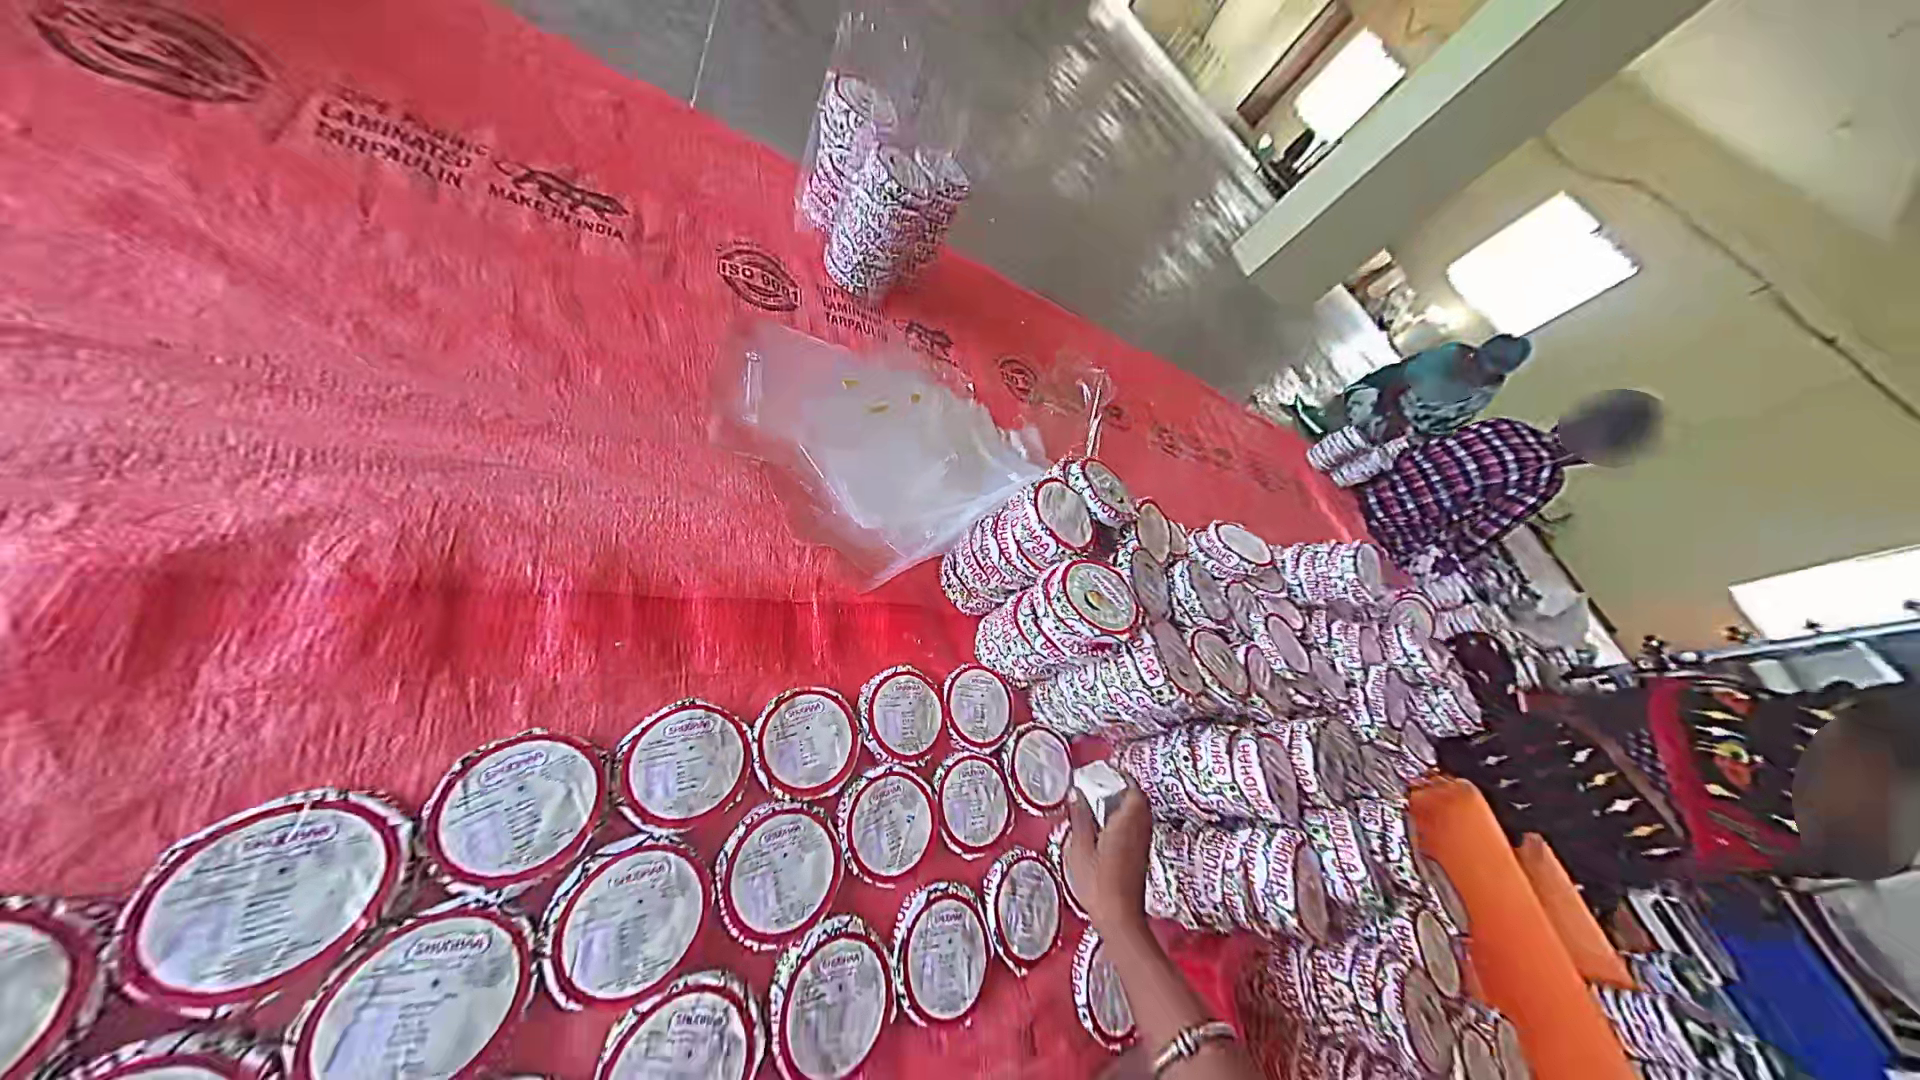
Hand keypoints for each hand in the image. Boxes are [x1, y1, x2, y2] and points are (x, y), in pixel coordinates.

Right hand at [1063, 781, 1152, 940]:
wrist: (1120, 920)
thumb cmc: (1099, 884)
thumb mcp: (1080, 848)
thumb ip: (1080, 817)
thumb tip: (1076, 793)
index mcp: (1127, 822)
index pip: (1132, 789)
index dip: (1121, 776)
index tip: (1104, 770)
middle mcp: (1140, 831)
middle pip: (1138, 800)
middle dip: (1122, 788)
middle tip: (1101, 784)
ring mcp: (1143, 845)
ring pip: (1140, 814)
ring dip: (1125, 803)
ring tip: (1101, 802)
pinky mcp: (1141, 858)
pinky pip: (1137, 827)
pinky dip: (1125, 819)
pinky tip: (1106, 827)